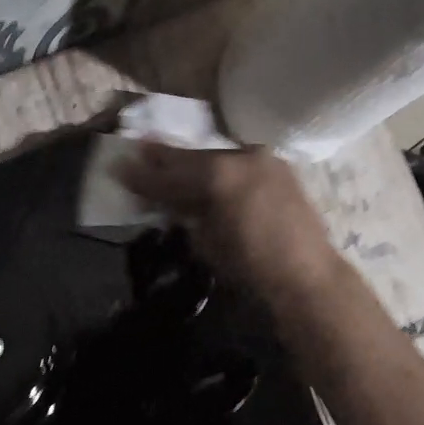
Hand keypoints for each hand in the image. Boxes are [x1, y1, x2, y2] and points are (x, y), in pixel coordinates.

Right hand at [119, 142, 347, 298]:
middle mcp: (243, 157)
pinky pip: (237, 165)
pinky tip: (204, 174)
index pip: (175, 171)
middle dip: (165, 157)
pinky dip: (217, 169)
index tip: (119, 166)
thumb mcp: (206, 243)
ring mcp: (264, 161)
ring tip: (164, 157)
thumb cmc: (251, 266)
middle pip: (195, 156)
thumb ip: (185, 213)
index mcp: (222, 174)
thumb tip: (169, 203)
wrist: (304, 276)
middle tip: (138, 148)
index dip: (146, 172)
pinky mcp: (279, 171)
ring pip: (217, 158)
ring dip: (191, 161)